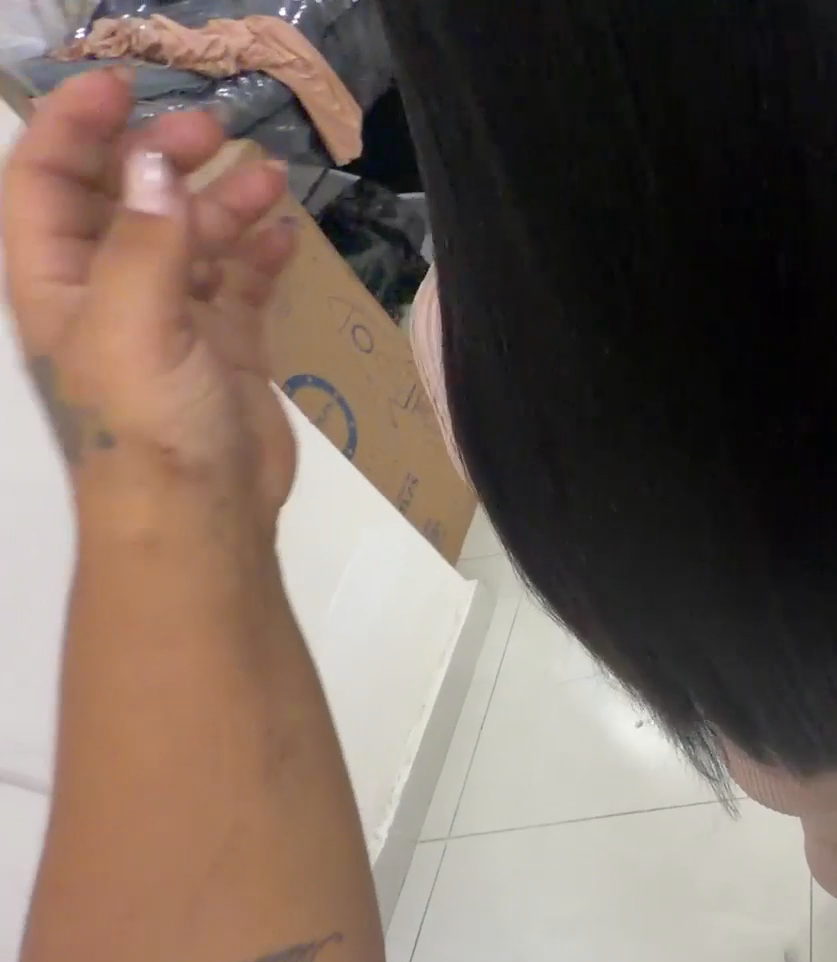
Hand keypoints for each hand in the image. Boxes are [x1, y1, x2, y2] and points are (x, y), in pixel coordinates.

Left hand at [4, 70, 299, 528]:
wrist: (201, 501)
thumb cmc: (146, 417)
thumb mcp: (132, 324)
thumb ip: (144, 244)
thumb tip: (157, 164)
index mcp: (56, 276)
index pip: (50, 179)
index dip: (78, 127)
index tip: (125, 84)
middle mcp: (110, 287)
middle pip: (130, 201)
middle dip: (165, 158)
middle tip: (219, 129)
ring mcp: (175, 317)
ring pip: (195, 241)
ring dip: (226, 204)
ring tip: (272, 174)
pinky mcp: (229, 346)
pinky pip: (241, 285)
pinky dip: (261, 257)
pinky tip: (286, 235)